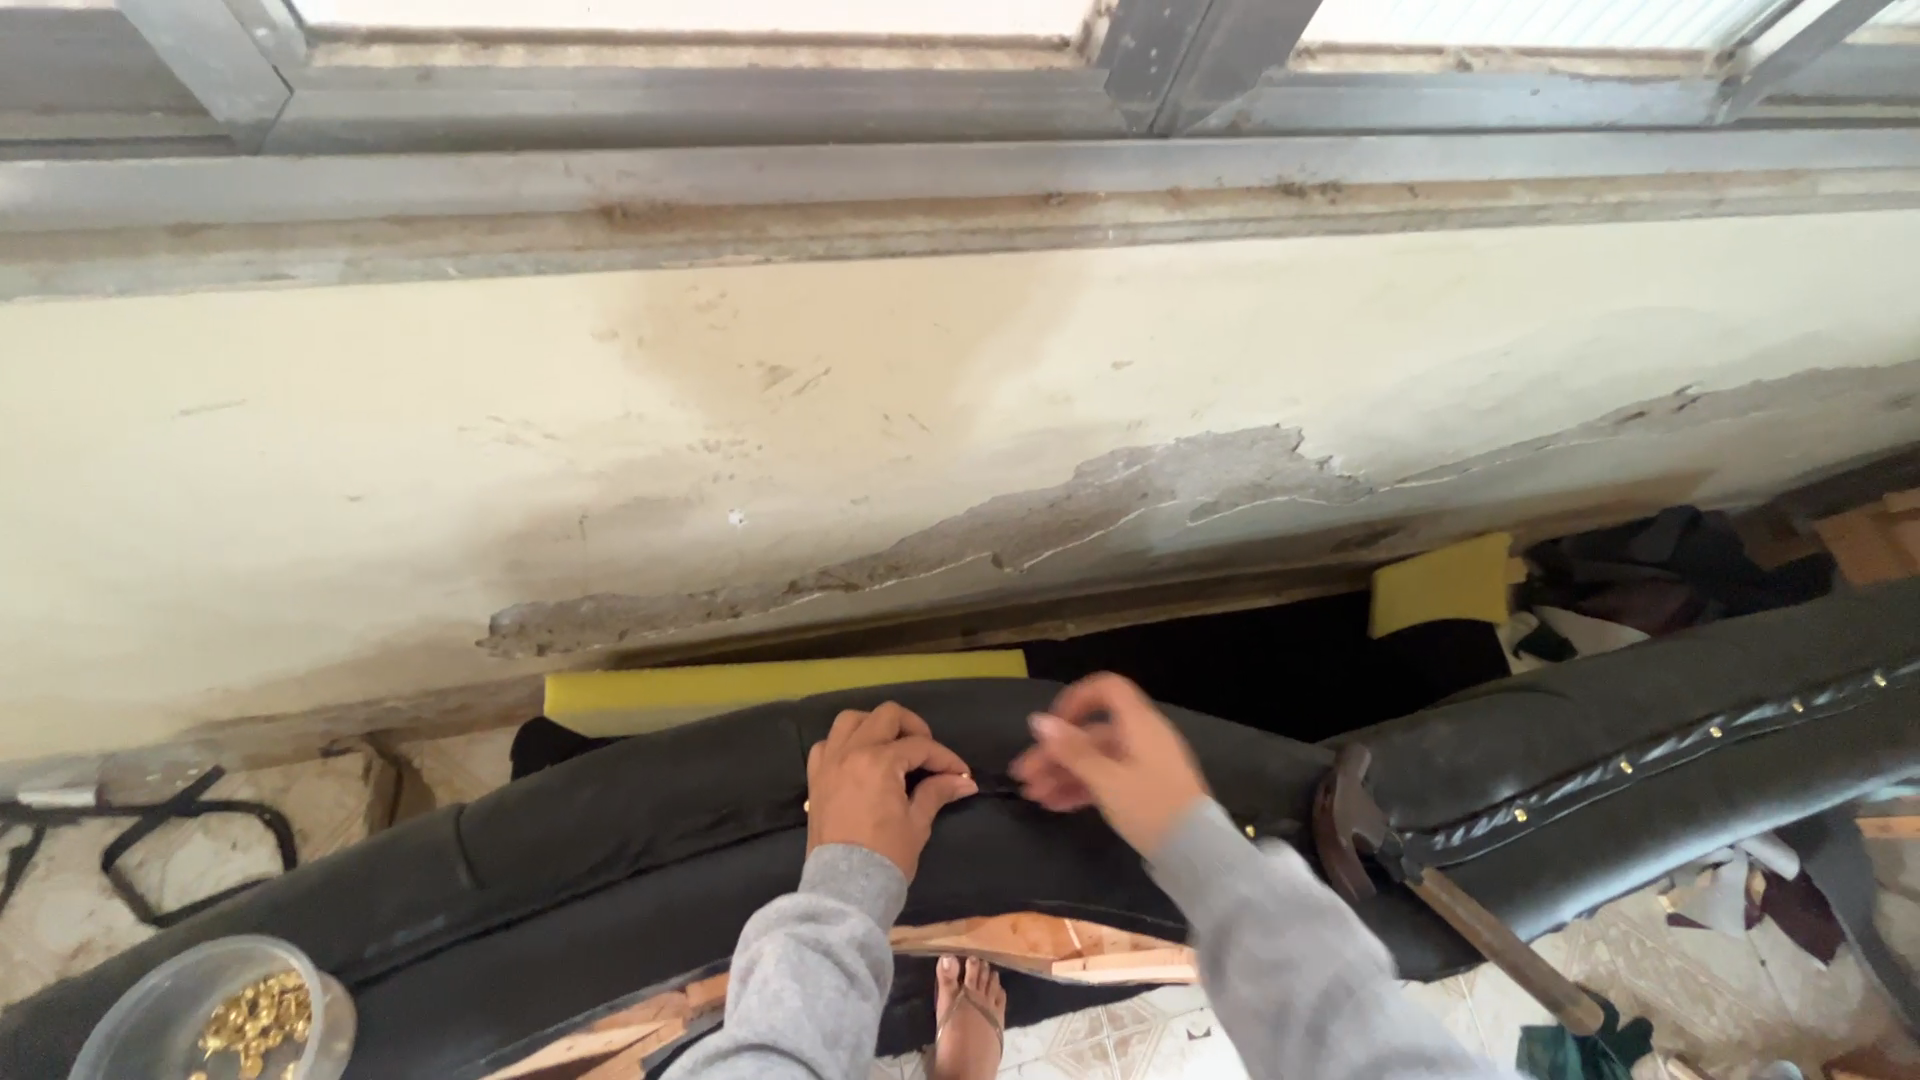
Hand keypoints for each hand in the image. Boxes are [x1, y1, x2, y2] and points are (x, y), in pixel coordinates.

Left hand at [806, 702, 977, 879]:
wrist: (844, 891)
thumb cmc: (886, 857)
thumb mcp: (917, 823)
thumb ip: (937, 792)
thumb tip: (964, 781)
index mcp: (880, 762)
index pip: (920, 746)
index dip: (945, 758)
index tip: (961, 774)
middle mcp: (851, 752)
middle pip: (886, 716)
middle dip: (914, 728)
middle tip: (927, 752)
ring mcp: (829, 763)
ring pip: (851, 720)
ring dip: (875, 726)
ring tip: (891, 746)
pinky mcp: (815, 778)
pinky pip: (826, 744)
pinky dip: (843, 743)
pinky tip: (859, 759)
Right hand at [1009, 673, 1209, 857]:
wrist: (1198, 855)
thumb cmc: (1151, 807)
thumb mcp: (1106, 779)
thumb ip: (1071, 750)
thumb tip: (1038, 721)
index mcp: (1138, 724)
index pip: (1106, 689)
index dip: (1076, 699)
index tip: (1052, 726)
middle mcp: (1141, 737)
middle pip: (1091, 733)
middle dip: (1055, 752)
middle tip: (1024, 775)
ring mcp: (1143, 764)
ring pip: (1095, 759)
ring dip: (1063, 774)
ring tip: (1034, 796)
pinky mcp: (1144, 790)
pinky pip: (1106, 779)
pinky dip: (1082, 788)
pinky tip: (1056, 806)